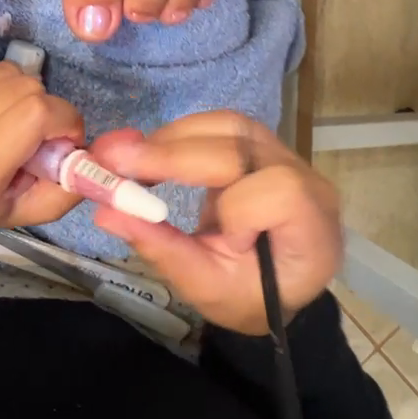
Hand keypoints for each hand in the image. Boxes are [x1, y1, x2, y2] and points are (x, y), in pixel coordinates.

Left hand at [0, 57, 84, 229]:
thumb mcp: (24, 211)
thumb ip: (65, 190)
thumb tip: (94, 154)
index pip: (34, 114)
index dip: (62, 119)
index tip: (63, 136)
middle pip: (25, 87)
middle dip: (43, 106)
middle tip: (33, 130)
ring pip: (6, 70)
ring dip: (17, 90)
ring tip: (5, 117)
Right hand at [91, 111, 341, 334]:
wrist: (272, 284)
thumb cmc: (249, 295)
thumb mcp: (208, 289)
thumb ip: (163, 250)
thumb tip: (106, 211)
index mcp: (311, 227)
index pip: (282, 193)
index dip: (240, 206)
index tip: (217, 233)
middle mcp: (305, 179)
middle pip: (239, 145)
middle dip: (171, 153)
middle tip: (110, 163)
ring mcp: (282, 154)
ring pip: (225, 124)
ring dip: (171, 138)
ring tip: (129, 160)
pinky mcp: (257, 143)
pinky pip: (217, 124)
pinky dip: (178, 135)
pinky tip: (152, 156)